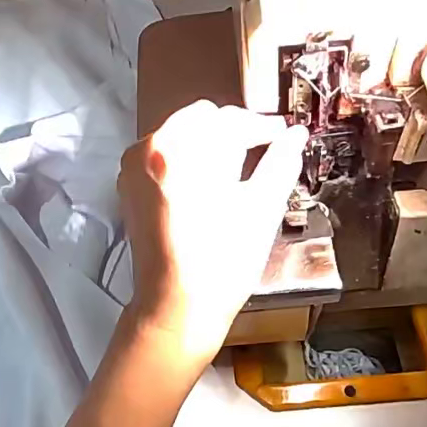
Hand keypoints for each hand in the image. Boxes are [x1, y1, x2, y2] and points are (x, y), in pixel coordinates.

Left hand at [118, 100, 306, 374]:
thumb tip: (296, 135)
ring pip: (181, 132)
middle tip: (264, 150)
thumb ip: (281, 162)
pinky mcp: (130, 185)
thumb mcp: (262, 209)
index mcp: (187, 151)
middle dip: (235, 130)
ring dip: (210, 141)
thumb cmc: (223, 263)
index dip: (264, 127)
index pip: (233, 120)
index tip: (283, 135)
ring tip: (238, 168)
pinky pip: (163, 153)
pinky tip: (208, 182)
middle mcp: (153, 149)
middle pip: (203, 119)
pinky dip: (187, 157)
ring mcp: (136, 167)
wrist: (177, 307)